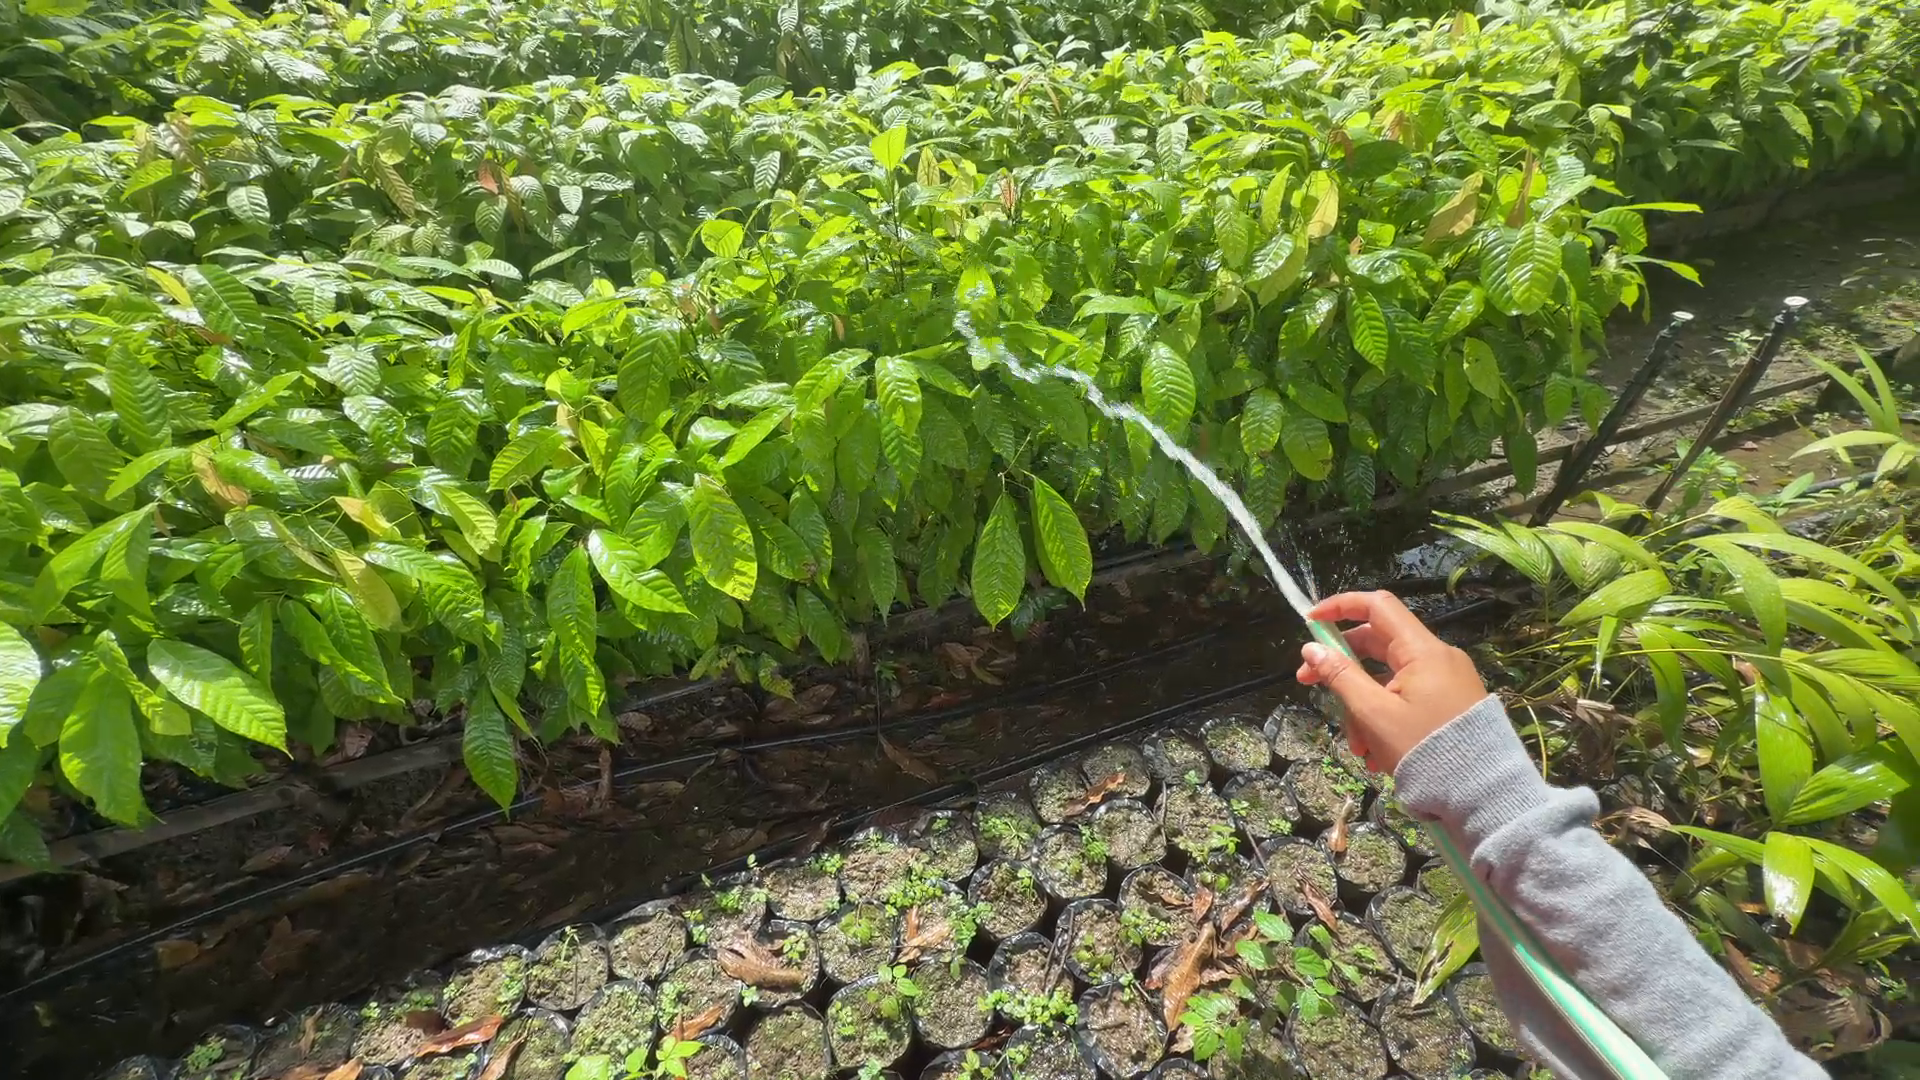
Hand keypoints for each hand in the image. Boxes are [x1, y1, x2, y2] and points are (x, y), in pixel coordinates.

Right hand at [1295, 590, 1487, 774]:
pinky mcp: (1449, 704)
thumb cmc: (1423, 748)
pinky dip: (1383, 716)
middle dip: (1341, 667)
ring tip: (1357, 746)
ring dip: (1361, 705)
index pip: (1377, 606)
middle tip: (1308, 684)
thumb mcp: (1372, 712)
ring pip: (1387, 677)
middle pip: (1377, 644)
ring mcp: (1446, 682)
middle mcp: (1437, 658)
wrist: (1485, 798)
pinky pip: (1405, 696)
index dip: (1340, 607)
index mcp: (1422, 651)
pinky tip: (1376, 752)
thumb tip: (1312, 649)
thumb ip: (1339, 675)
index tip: (1310, 622)